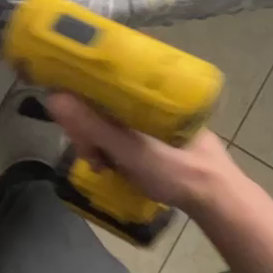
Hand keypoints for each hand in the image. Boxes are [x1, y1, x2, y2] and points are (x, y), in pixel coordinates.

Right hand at [42, 93, 240, 216]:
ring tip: (99, 166)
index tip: (68, 113)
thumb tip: (54, 97)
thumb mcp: (130, 149)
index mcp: (148, 87)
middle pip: (103, 100)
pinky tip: (108, 167)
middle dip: (87, 127)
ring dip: (97, 141)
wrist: (218, 199)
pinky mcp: (155, 136)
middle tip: (89, 153)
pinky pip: (122, 134)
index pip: (103, 73)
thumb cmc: (177, 169)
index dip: (80, 90)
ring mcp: (153, 117)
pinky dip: (110, 148)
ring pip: (110, 119)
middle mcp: (150, 96)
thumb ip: (93, 125)